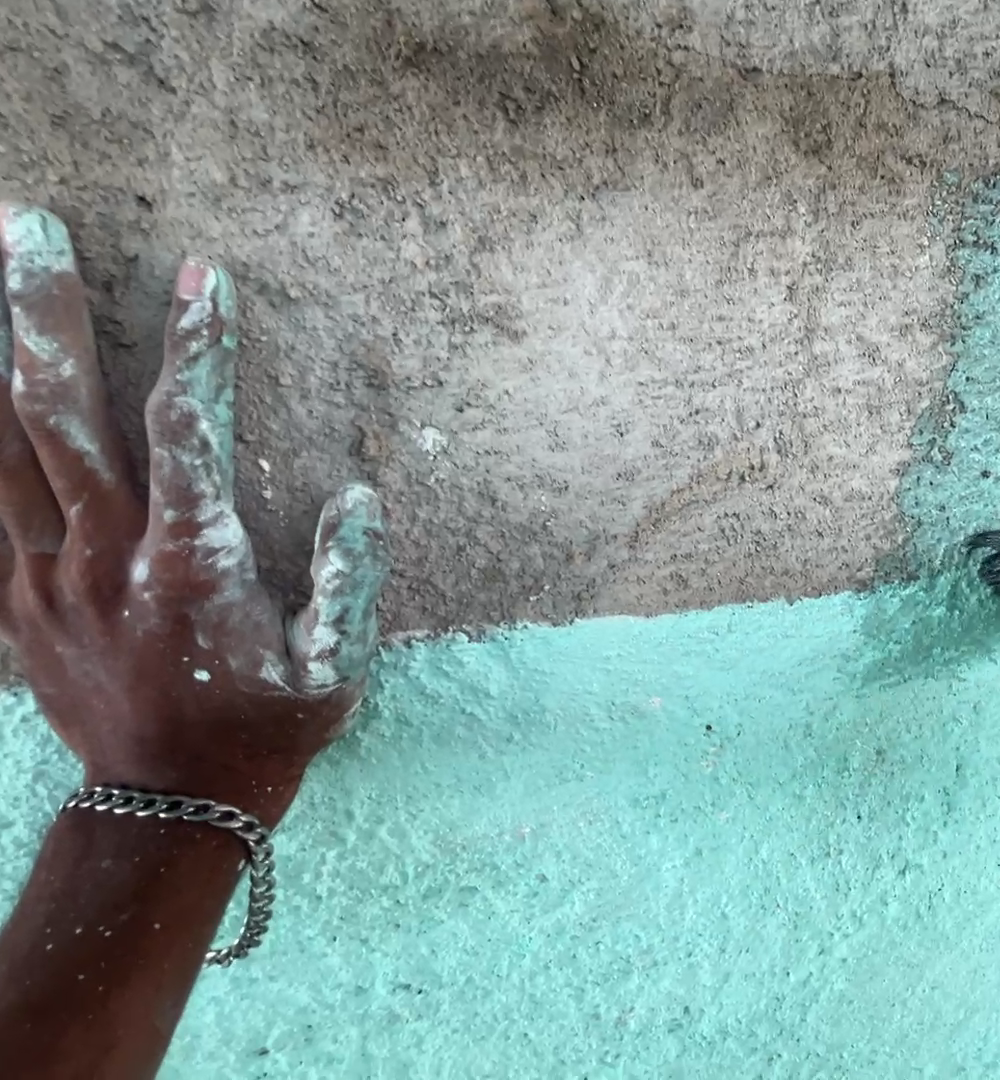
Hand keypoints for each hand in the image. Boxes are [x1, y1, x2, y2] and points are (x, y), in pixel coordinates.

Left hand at [0, 204, 389, 825]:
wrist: (176, 795)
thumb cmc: (276, 719)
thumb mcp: (343, 660)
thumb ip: (350, 576)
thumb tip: (358, 498)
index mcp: (191, 565)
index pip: (186, 434)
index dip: (196, 350)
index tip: (204, 279)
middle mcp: (99, 557)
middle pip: (53, 415)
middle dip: (41, 314)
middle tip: (28, 227)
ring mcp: (37, 576)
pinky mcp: (8, 599)